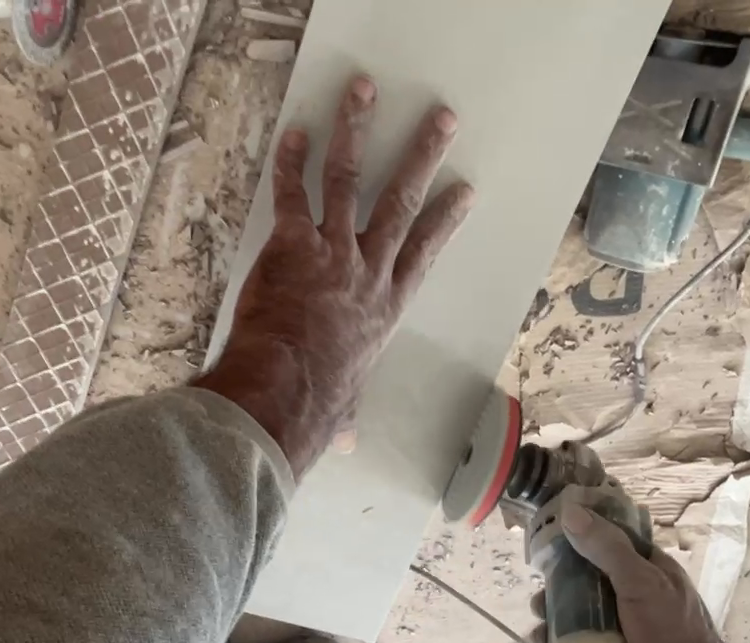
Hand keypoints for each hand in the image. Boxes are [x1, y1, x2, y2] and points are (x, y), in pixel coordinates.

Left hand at [196, 76, 475, 477]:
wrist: (287, 393)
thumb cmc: (318, 403)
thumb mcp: (343, 407)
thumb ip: (346, 416)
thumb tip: (347, 443)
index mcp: (386, 307)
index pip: (423, 253)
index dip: (445, 219)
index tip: (463, 190)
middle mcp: (367, 271)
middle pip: (401, 203)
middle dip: (422, 157)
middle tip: (440, 120)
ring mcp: (332, 253)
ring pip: (349, 180)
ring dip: (357, 132)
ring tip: (364, 92)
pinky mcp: (292, 245)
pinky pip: (293, 194)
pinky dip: (291, 162)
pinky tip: (294, 133)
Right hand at [555, 502, 749, 642]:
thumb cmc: (673, 640)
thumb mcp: (641, 586)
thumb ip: (607, 549)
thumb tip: (570, 511)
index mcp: (648, 571)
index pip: (606, 543)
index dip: (574, 543)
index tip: (543, 549)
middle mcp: (635, 597)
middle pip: (584, 584)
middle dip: (555, 594)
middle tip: (538, 606)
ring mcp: (625, 632)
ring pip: (578, 620)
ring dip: (553, 627)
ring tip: (539, 640)